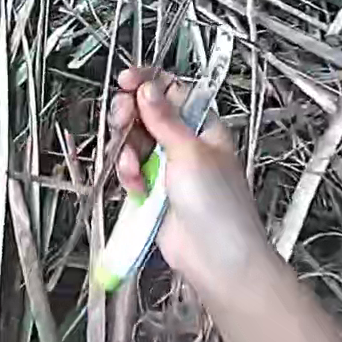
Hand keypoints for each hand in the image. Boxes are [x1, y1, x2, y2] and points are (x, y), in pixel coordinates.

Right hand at [110, 67, 273, 296]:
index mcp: (200, 124)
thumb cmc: (218, 204)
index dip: (147, 82)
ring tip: (134, 167)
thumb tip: (147, 87)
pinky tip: (137, 187)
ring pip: (132, 139)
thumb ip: (164, 118)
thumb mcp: (190, 152)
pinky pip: (129, 168)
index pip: (170, 89)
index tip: (126, 80)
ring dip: (127, 150)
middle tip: (122, 120)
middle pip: (144, 112)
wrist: (217, 260)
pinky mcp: (151, 188)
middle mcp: (182, 140)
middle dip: (129, 115)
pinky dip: (128, 174)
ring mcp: (165, 165)